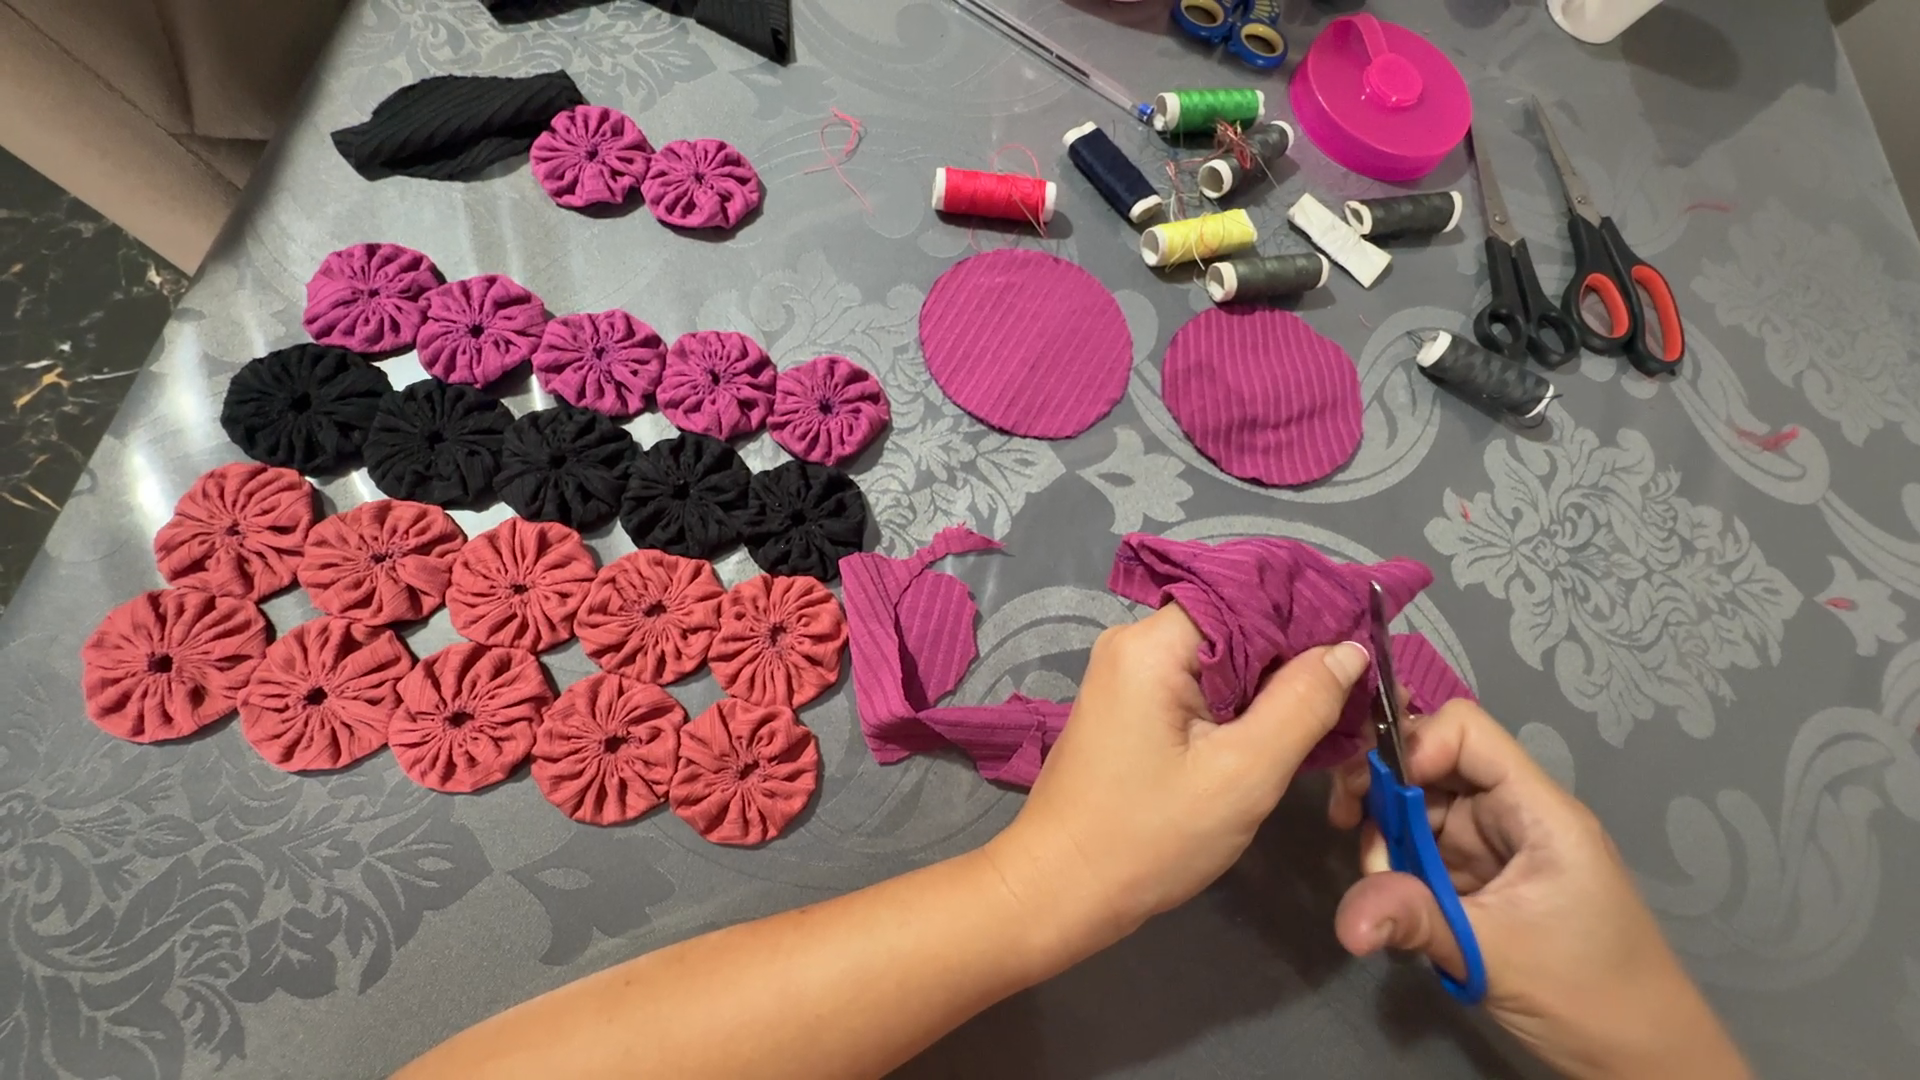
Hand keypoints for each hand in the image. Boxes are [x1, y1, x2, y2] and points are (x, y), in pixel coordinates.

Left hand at [984, 605, 1371, 957]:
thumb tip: (1348, 648)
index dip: (1308, 612)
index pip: (1244, 594)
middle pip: (1233, 622)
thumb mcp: (1241, 774)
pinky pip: (1198, 682)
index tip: (1368, 634)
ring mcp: (1128, 673)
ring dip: (1273, 679)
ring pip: (1220, 655)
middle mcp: (1133, 642)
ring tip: (1338, 702)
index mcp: (1151, 643)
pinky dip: (1241, 699)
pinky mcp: (1130, 703)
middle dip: (1297, 649)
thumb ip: (1301, 704)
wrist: (1063, 885)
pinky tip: (1284, 722)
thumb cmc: (1149, 835)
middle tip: (1364, 681)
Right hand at [1328, 701, 1749, 1079]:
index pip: (1465, 732)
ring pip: (1416, 803)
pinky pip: (1419, 841)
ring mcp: (1491, 842)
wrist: (1646, 1068)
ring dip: (1383, 829)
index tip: (1380, 793)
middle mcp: (1510, 811)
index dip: (1414, 743)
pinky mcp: (1475, 872)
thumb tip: (1344, 919)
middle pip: (1429, 760)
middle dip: (1381, 784)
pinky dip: (1394, 857)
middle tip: (1347, 823)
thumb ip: (1416, 920)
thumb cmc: (1594, 1000)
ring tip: (1378, 876)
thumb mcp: (1496, 956)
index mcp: (1536, 810)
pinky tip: (1389, 889)